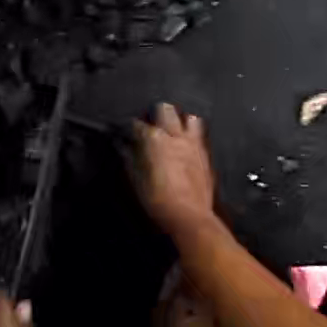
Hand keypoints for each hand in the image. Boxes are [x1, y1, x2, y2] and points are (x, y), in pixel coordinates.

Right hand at [131, 103, 220, 241]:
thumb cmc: (158, 199)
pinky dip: (190, 135)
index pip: (136, 124)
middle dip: (154, 112)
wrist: (189, 217)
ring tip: (171, 129)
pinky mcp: (205, 155)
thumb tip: (122, 145)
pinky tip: (184, 144)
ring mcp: (192, 144)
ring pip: (189, 118)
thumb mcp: (134, 177)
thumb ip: (127, 156)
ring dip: (178, 120)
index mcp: (153, 139)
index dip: (128, 127)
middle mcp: (174, 136)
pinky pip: (199, 136)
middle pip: (165, 109)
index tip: (124, 133)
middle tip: (148, 124)